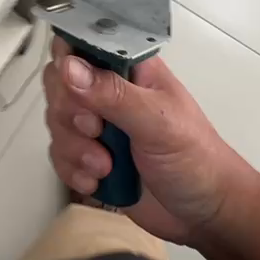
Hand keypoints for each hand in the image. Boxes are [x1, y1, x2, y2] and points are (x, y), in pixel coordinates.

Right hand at [42, 39, 252, 244]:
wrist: (204, 216)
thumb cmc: (194, 158)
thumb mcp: (158, 121)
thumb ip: (113, 93)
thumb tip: (67, 66)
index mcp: (128, 68)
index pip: (81, 43)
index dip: (67, 60)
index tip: (73, 87)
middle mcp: (107, 89)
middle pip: (58, 82)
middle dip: (70, 113)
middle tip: (96, 130)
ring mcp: (96, 123)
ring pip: (55, 119)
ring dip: (74, 147)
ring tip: (105, 166)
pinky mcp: (87, 155)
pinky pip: (57, 152)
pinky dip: (71, 170)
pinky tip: (96, 181)